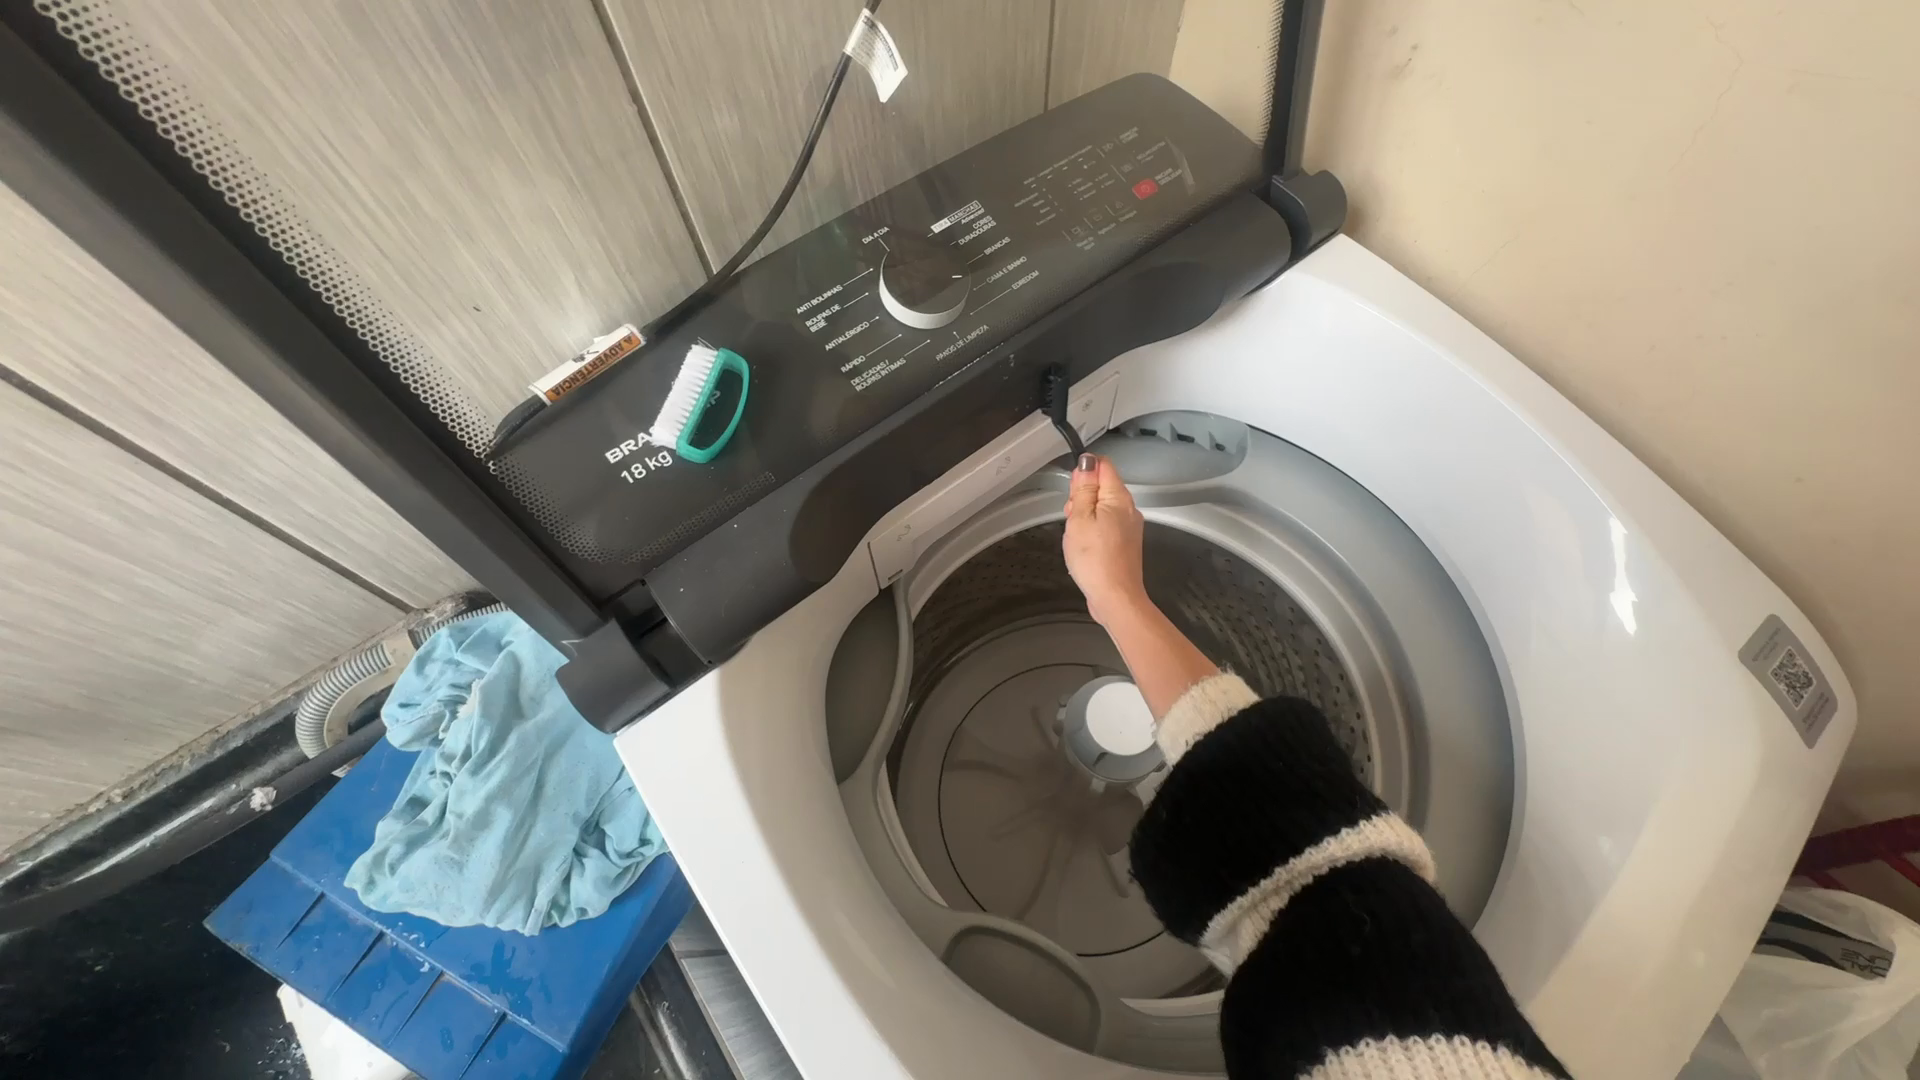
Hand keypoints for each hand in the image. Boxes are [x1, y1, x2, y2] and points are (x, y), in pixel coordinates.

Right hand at [1063, 454, 1148, 627]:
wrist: (1115, 597)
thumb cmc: (1095, 560)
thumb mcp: (1079, 518)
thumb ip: (1083, 489)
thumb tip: (1086, 463)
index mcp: (1118, 497)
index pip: (1103, 465)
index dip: (1083, 472)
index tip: (1072, 492)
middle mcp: (1129, 508)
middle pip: (1102, 486)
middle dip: (1081, 496)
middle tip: (1072, 517)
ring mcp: (1129, 526)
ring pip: (1103, 506)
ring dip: (1085, 515)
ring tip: (1077, 535)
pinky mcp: (1125, 542)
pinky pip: (1106, 524)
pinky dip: (1092, 529)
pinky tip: (1084, 545)